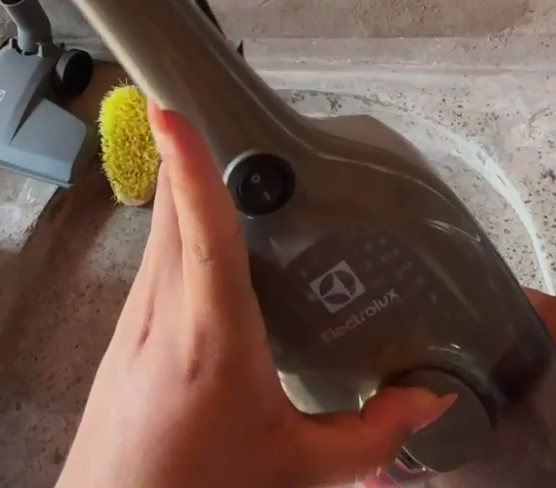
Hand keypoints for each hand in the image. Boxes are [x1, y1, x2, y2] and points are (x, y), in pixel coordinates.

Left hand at [58, 102, 453, 487]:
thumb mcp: (297, 468)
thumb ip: (370, 433)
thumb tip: (430, 398)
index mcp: (211, 333)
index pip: (200, 226)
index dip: (186, 160)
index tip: (169, 103)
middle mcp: (164, 304)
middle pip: (175, 201)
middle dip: (200, 148)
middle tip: (241, 113)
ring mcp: (136, 307)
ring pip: (163, 219)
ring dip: (191, 180)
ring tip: (240, 158)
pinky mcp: (125, 318)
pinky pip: (158, 246)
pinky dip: (182, 216)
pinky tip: (217, 227)